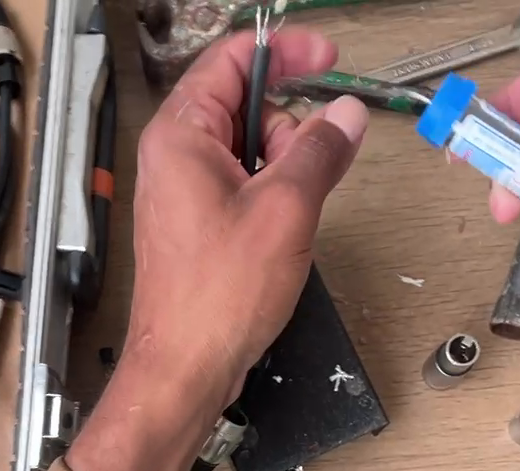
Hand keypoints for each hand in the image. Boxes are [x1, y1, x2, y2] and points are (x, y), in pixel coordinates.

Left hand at [67, 31, 366, 470]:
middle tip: (309, 172)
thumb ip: (320, 151)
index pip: (232, 59)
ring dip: (283, 173)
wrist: (185, 368)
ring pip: (246, 155)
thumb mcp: (286, 210)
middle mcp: (173, 160)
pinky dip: (269, 202)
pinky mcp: (194, 232)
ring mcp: (181, 198)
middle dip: (288, 129)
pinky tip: (279, 238)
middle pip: (243, 108)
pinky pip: (240, 193)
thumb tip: (345, 116)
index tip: (328, 61)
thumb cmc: (218, 297)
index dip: (286, 53)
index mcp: (181, 134)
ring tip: (290, 220)